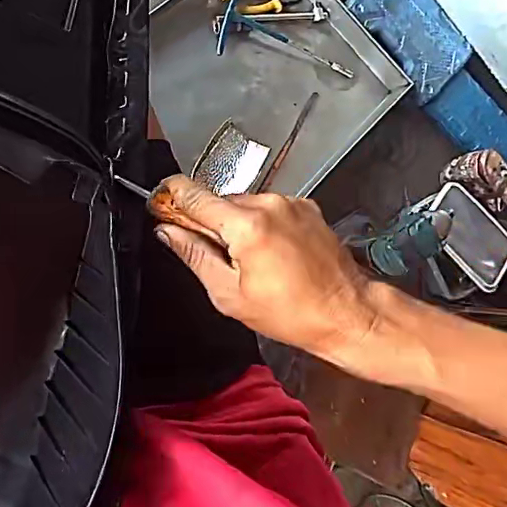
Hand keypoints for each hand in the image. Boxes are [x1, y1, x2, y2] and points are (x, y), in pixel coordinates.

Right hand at [152, 177, 403, 379]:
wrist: (346, 311)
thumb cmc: (292, 312)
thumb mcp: (229, 294)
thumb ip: (194, 256)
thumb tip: (167, 232)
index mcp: (246, 224)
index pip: (193, 194)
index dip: (170, 198)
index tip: (159, 204)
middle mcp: (269, 203)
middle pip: (219, 201)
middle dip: (210, 223)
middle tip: (215, 256)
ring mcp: (290, 202)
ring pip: (244, 204)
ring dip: (237, 225)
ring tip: (252, 262)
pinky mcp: (305, 206)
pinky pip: (269, 208)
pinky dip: (262, 224)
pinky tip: (272, 253)